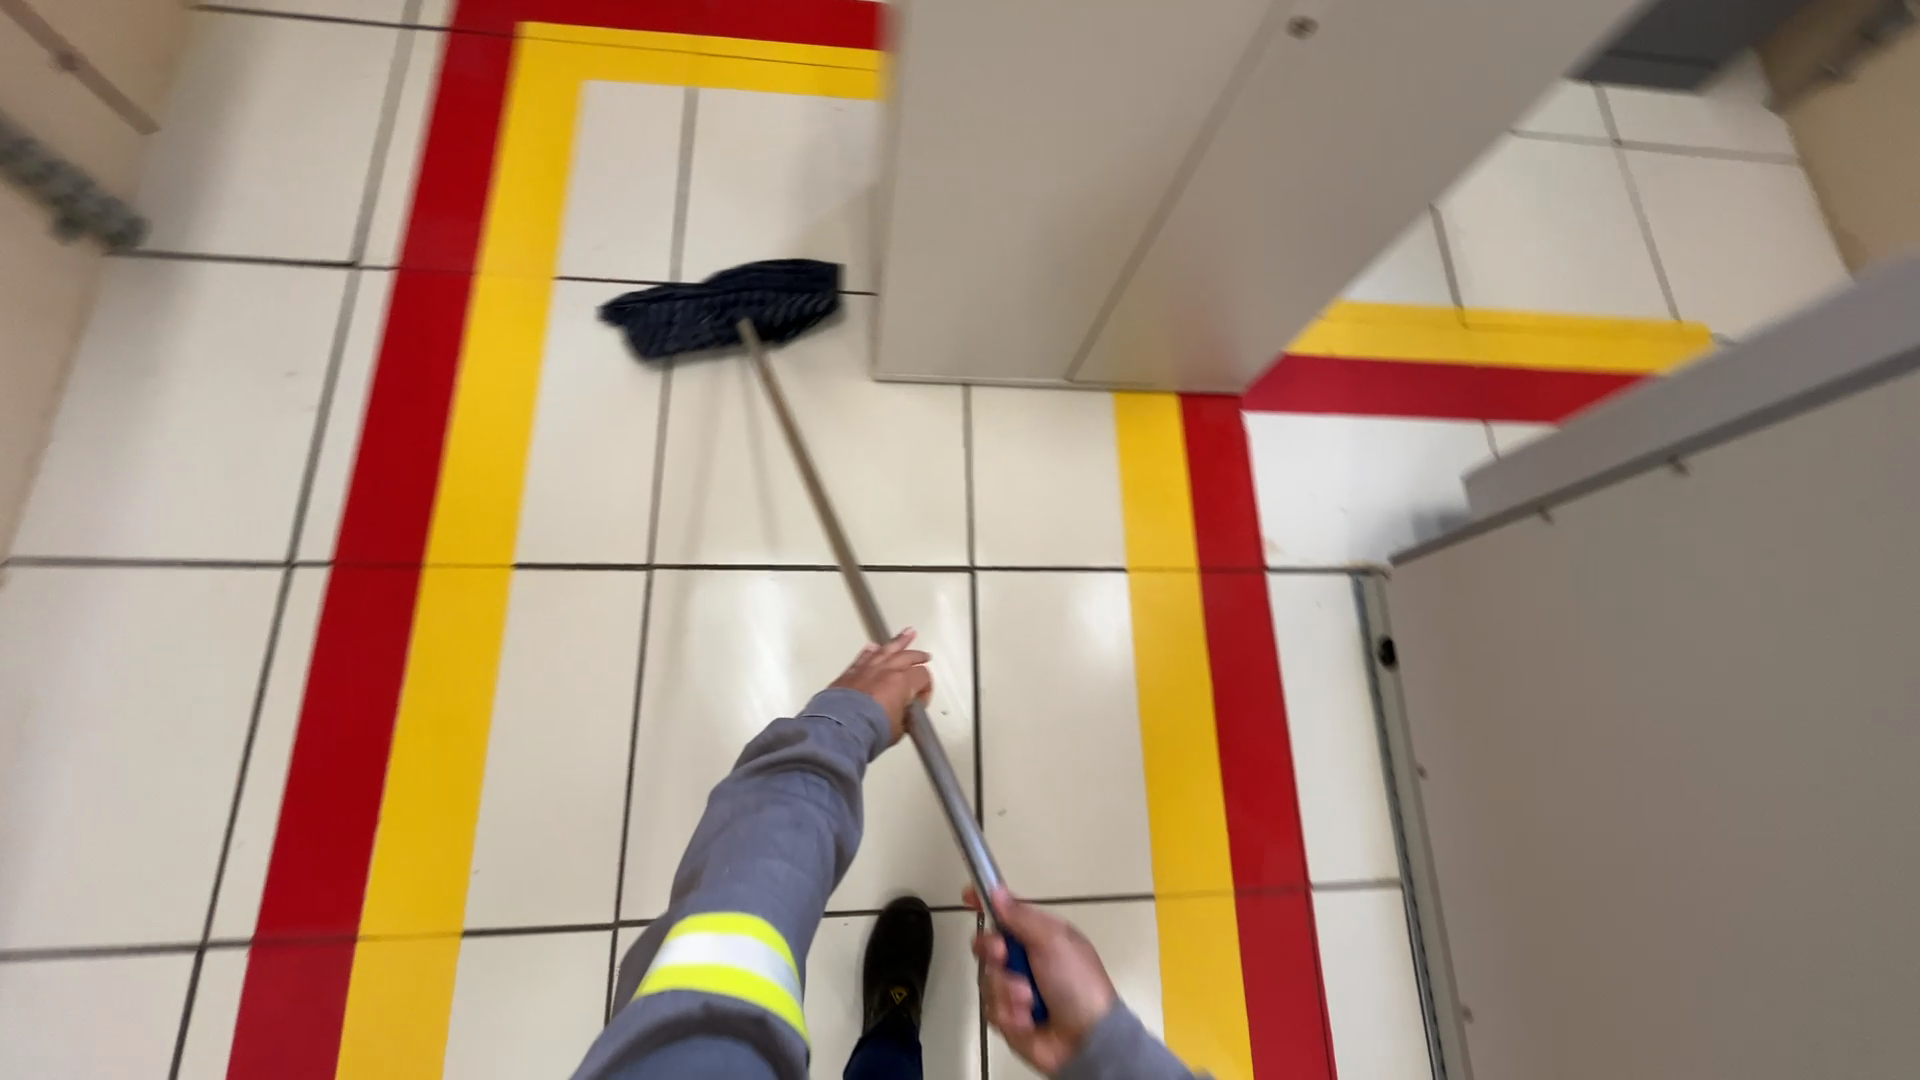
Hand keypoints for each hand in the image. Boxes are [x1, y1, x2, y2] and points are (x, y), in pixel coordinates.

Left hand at [829, 629, 931, 743]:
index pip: (923, 676)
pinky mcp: (850, 673)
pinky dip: (870, 651)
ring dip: (898, 641)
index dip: (926, 688)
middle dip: (918, 656)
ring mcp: (867, 669)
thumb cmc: (871, 730)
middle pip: (907, 656)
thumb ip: (905, 716)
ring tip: (907, 632)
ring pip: (886, 649)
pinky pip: (863, 657)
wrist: (840, 730)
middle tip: (925, 655)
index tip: (922, 700)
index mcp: (903, 681)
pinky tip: (873, 647)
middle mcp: (886, 670)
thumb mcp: (899, 729)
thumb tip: (904, 713)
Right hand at [965, 886, 1116, 1075]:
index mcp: (1038, 935)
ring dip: (1007, 989)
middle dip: (991, 950)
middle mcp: (1023, 958)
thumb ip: (1021, 916)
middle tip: (1002, 956)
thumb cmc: (1076, 982)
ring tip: (1029, 1001)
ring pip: (987, 978)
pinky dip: (1009, 1014)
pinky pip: (991, 1009)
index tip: (967, 896)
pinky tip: (1027, 1021)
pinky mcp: (1008, 1018)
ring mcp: (1014, 989)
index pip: (1006, 912)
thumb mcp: (1053, 940)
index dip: (985, 902)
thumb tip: (996, 891)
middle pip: (987, 943)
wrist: (1086, 1041)